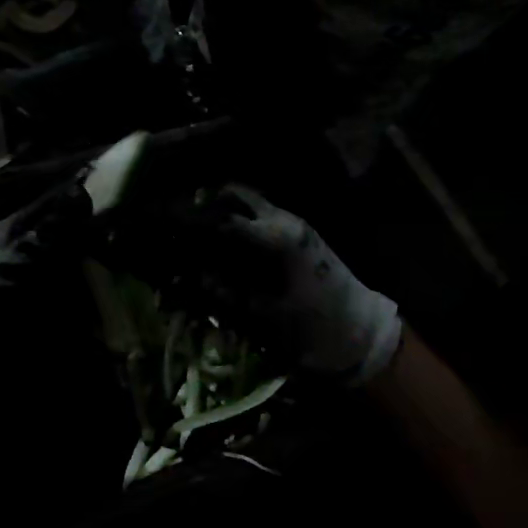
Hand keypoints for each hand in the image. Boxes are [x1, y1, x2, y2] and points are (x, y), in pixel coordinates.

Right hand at [179, 184, 401, 385]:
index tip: (165, 220)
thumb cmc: (312, 328)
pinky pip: (263, 211)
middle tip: (181, 221)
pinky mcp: (301, 231)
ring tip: (199, 228)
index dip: (190, 219)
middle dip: (205, 203)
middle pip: (236, 193)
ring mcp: (295, 222)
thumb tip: (192, 275)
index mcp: (275, 238)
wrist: (362, 334)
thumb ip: (225, 291)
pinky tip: (226, 238)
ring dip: (223, 206)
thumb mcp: (263, 315)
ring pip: (250, 198)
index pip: (222, 218)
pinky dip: (239, 215)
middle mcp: (284, 220)